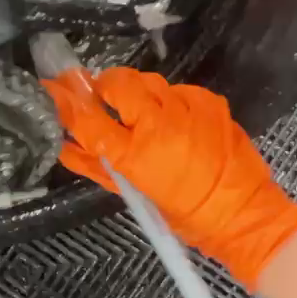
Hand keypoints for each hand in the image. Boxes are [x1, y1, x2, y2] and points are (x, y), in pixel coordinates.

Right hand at [44, 68, 296, 286]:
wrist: (243, 213)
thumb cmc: (184, 215)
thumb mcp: (136, 197)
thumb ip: (99, 169)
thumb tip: (68, 148)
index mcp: (136, 155)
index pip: (89, 118)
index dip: (65, 101)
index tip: (53, 88)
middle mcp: (159, 123)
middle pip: (119, 82)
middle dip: (105, 87)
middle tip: (102, 98)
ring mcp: (187, 107)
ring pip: (148, 82)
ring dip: (137, 92)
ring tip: (139, 113)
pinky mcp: (208, 101)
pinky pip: (177, 91)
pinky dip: (168, 103)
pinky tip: (173, 122)